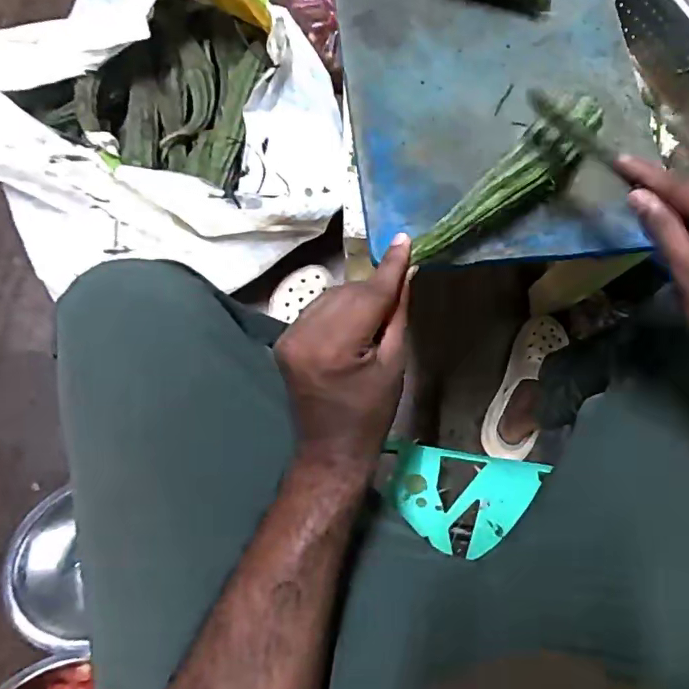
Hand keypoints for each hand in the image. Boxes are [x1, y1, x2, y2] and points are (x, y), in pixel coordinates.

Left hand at [273, 234, 412, 478]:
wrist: (330, 449)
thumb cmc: (372, 412)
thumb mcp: (395, 363)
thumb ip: (396, 314)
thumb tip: (405, 273)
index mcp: (335, 346)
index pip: (369, 295)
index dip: (390, 267)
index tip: (404, 239)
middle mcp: (305, 335)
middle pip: (349, 292)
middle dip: (374, 291)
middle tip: (395, 303)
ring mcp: (289, 337)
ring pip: (333, 296)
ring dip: (356, 298)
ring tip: (372, 322)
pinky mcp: (284, 340)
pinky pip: (318, 309)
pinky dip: (338, 309)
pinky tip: (351, 326)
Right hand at [615, 157, 688, 379]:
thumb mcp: (686, 270)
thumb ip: (663, 228)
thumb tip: (638, 194)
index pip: (683, 188)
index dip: (648, 176)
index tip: (620, 160)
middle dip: (661, 184)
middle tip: (626, 174)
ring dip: (676, 198)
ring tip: (642, 190)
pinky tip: (673, 213)